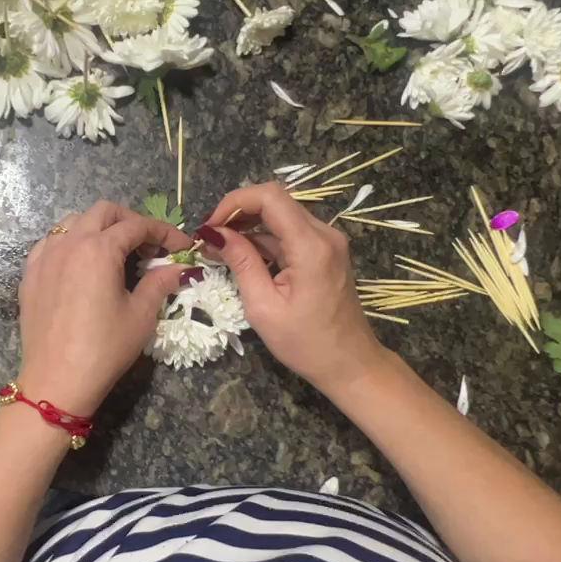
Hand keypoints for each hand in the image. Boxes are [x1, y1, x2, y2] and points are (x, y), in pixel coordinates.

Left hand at [15, 201, 194, 416]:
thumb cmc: (104, 348)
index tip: (180, 248)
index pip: (137, 226)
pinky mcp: (30, 274)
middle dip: (130, 221)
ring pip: (73, 222)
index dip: (164, 233)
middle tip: (147, 245)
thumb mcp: (140, 316)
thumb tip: (179, 268)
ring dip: (98, 228)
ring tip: (114, 253)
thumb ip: (159, 283)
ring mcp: (45, 257)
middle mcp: (70, 243)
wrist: (57, 380)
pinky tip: (80, 265)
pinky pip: (51, 243)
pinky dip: (70, 243)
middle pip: (103, 212)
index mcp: (99, 249)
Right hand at [197, 183, 387, 395]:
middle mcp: (324, 234)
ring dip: (249, 225)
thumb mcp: (263, 307)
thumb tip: (215, 233)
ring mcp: (327, 241)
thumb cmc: (306, 343)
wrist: (350, 364)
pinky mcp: (325, 251)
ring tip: (220, 247)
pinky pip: (290, 232)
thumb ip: (241, 262)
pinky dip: (264, 237)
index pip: (270, 197)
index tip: (210, 226)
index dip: (235, 202)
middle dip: (238, 212)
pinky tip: (242, 254)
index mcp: (311, 246)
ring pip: (281, 215)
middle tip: (210, 236)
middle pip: (275, 201)